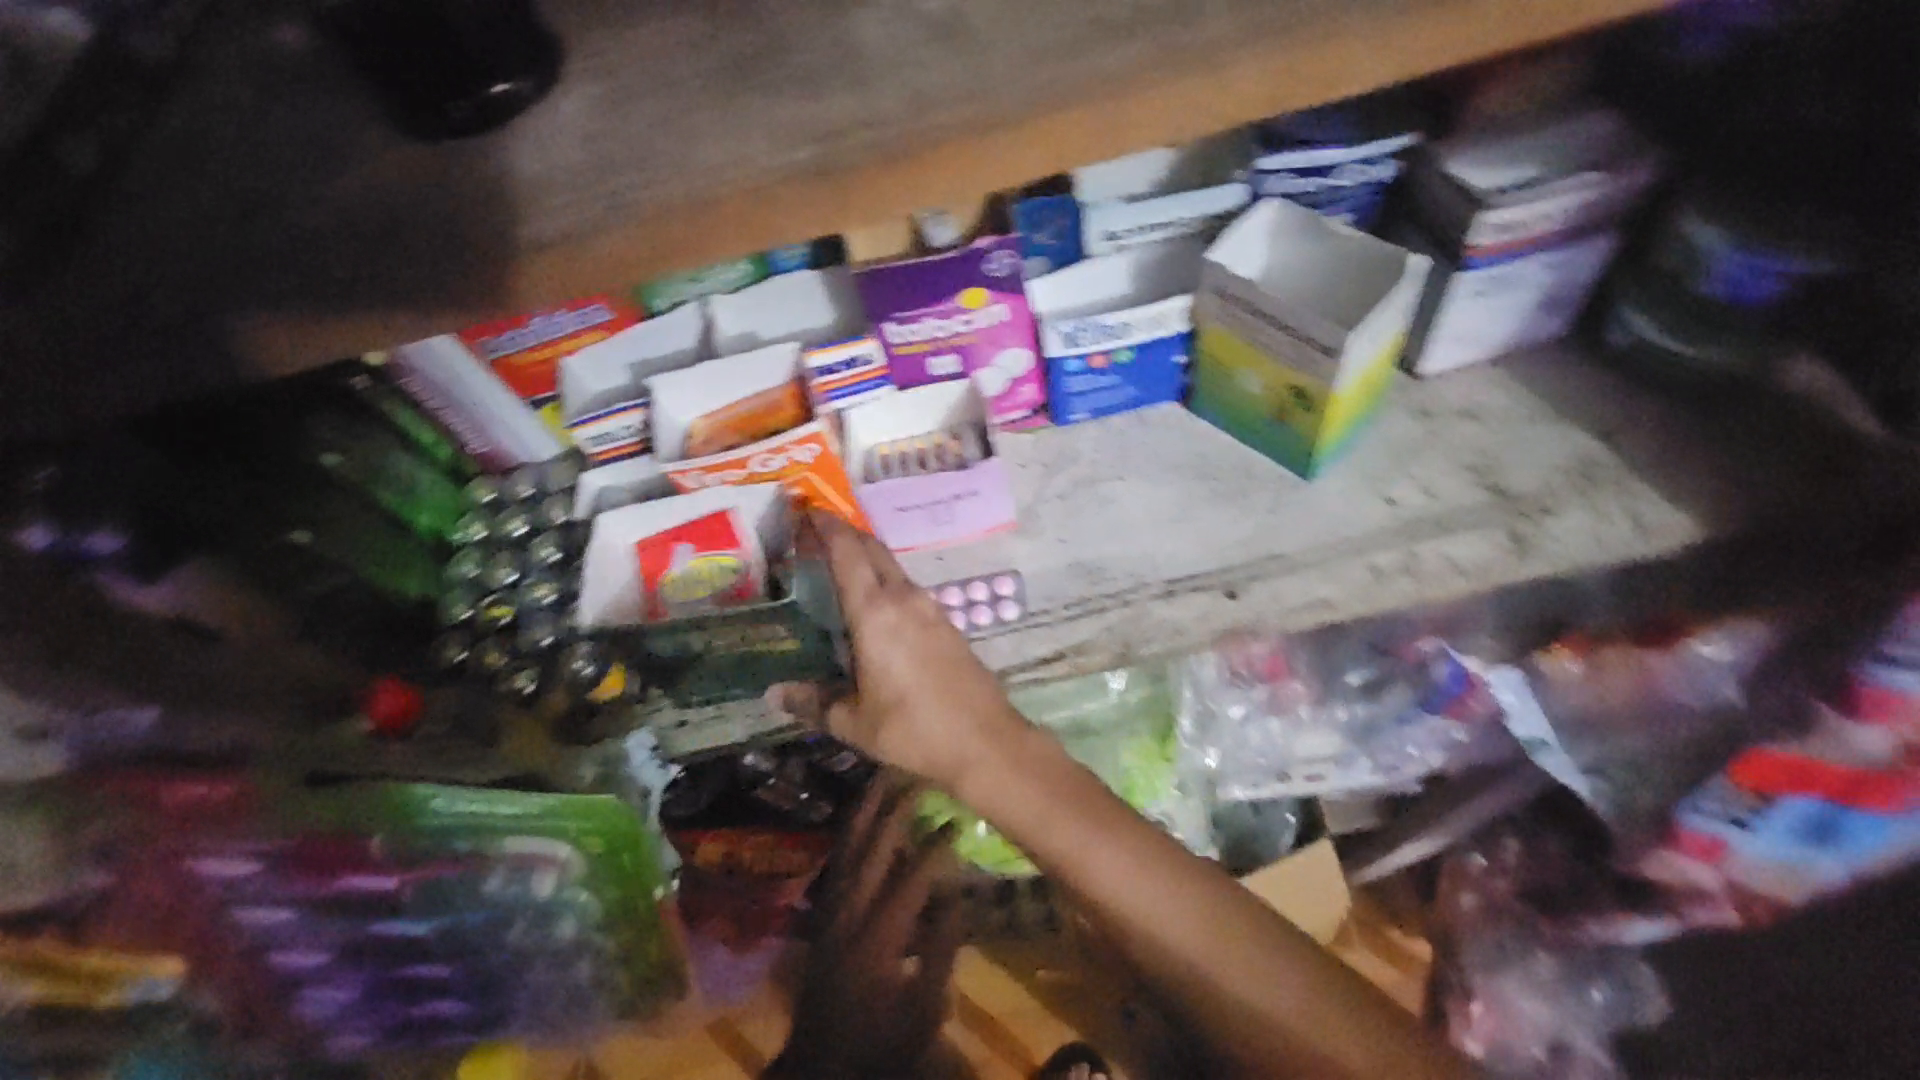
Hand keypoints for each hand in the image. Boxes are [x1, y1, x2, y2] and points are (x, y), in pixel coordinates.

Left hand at [769, 774, 965, 1078]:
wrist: (824, 1059)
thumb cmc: (882, 1039)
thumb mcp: (925, 1007)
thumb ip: (942, 949)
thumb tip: (956, 893)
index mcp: (878, 940)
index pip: (909, 882)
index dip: (933, 850)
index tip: (955, 822)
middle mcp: (849, 915)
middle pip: (871, 852)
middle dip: (894, 813)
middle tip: (916, 779)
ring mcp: (831, 911)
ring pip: (846, 850)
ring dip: (866, 813)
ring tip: (882, 779)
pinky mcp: (823, 914)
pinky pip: (837, 862)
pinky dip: (850, 833)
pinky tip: (860, 816)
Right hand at [774, 511, 1026, 790]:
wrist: (985, 741)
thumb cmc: (912, 729)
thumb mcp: (854, 722)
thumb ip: (813, 703)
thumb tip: (774, 693)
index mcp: (875, 613)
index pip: (847, 554)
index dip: (827, 528)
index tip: (807, 511)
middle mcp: (904, 599)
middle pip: (873, 550)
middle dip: (846, 534)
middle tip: (817, 532)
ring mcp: (931, 609)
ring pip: (893, 569)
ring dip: (868, 559)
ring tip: (840, 568)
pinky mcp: (947, 624)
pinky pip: (909, 590)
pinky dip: (887, 584)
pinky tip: (876, 607)